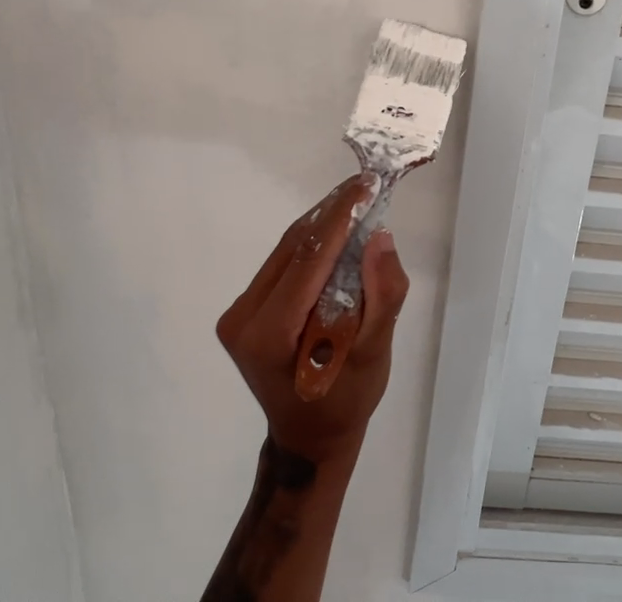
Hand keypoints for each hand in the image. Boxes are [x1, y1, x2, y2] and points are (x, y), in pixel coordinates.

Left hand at [215, 173, 410, 466]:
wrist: (309, 436)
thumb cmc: (346, 402)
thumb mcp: (373, 354)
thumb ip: (381, 297)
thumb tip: (380, 237)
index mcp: (268, 334)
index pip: (307, 261)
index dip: (339, 219)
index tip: (366, 186)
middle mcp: (243, 318)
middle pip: (293, 248)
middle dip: (332, 213)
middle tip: (367, 184)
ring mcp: (239, 313)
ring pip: (287, 251)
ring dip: (324, 223)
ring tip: (358, 197)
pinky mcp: (246, 310)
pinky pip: (285, 264)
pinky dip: (314, 243)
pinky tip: (340, 229)